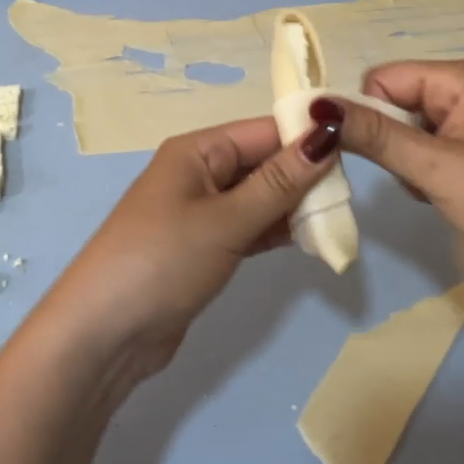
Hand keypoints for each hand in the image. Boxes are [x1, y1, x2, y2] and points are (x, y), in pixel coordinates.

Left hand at [36, 116, 340, 376]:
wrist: (105, 332)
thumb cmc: (163, 260)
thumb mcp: (225, 220)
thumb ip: (278, 183)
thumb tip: (327, 133)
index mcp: (197, 150)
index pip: (263, 130)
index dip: (307, 136)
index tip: (358, 147)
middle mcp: (198, 172)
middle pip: (262, 162)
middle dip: (304, 174)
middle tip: (352, 195)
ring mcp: (200, 212)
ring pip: (259, 197)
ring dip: (294, 206)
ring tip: (338, 219)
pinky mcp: (204, 247)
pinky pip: (249, 227)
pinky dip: (276, 231)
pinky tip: (309, 241)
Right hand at [329, 60, 463, 298]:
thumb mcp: (434, 169)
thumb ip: (373, 136)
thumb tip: (314, 107)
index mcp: (461, 77)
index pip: (381, 78)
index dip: (366, 114)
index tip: (372, 156)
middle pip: (395, 100)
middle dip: (390, 140)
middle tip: (413, 177)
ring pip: (410, 127)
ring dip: (408, 161)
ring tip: (435, 190)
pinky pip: (433, 146)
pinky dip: (428, 171)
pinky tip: (448, 196)